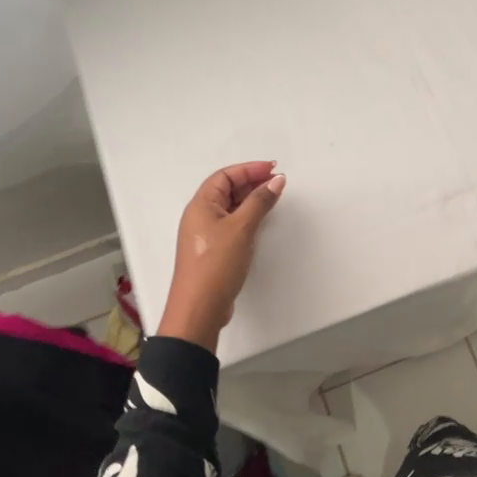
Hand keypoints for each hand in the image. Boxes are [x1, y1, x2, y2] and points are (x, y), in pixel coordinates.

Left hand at [157, 161, 285, 351]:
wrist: (199, 308)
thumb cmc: (216, 264)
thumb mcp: (241, 228)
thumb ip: (260, 201)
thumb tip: (276, 180)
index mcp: (200, 205)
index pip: (225, 176)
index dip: (249, 169)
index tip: (273, 169)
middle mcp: (200, 216)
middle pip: (226, 189)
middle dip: (252, 182)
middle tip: (277, 181)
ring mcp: (206, 234)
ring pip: (230, 207)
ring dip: (251, 199)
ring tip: (273, 197)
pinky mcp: (213, 250)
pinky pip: (231, 223)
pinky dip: (247, 216)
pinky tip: (262, 220)